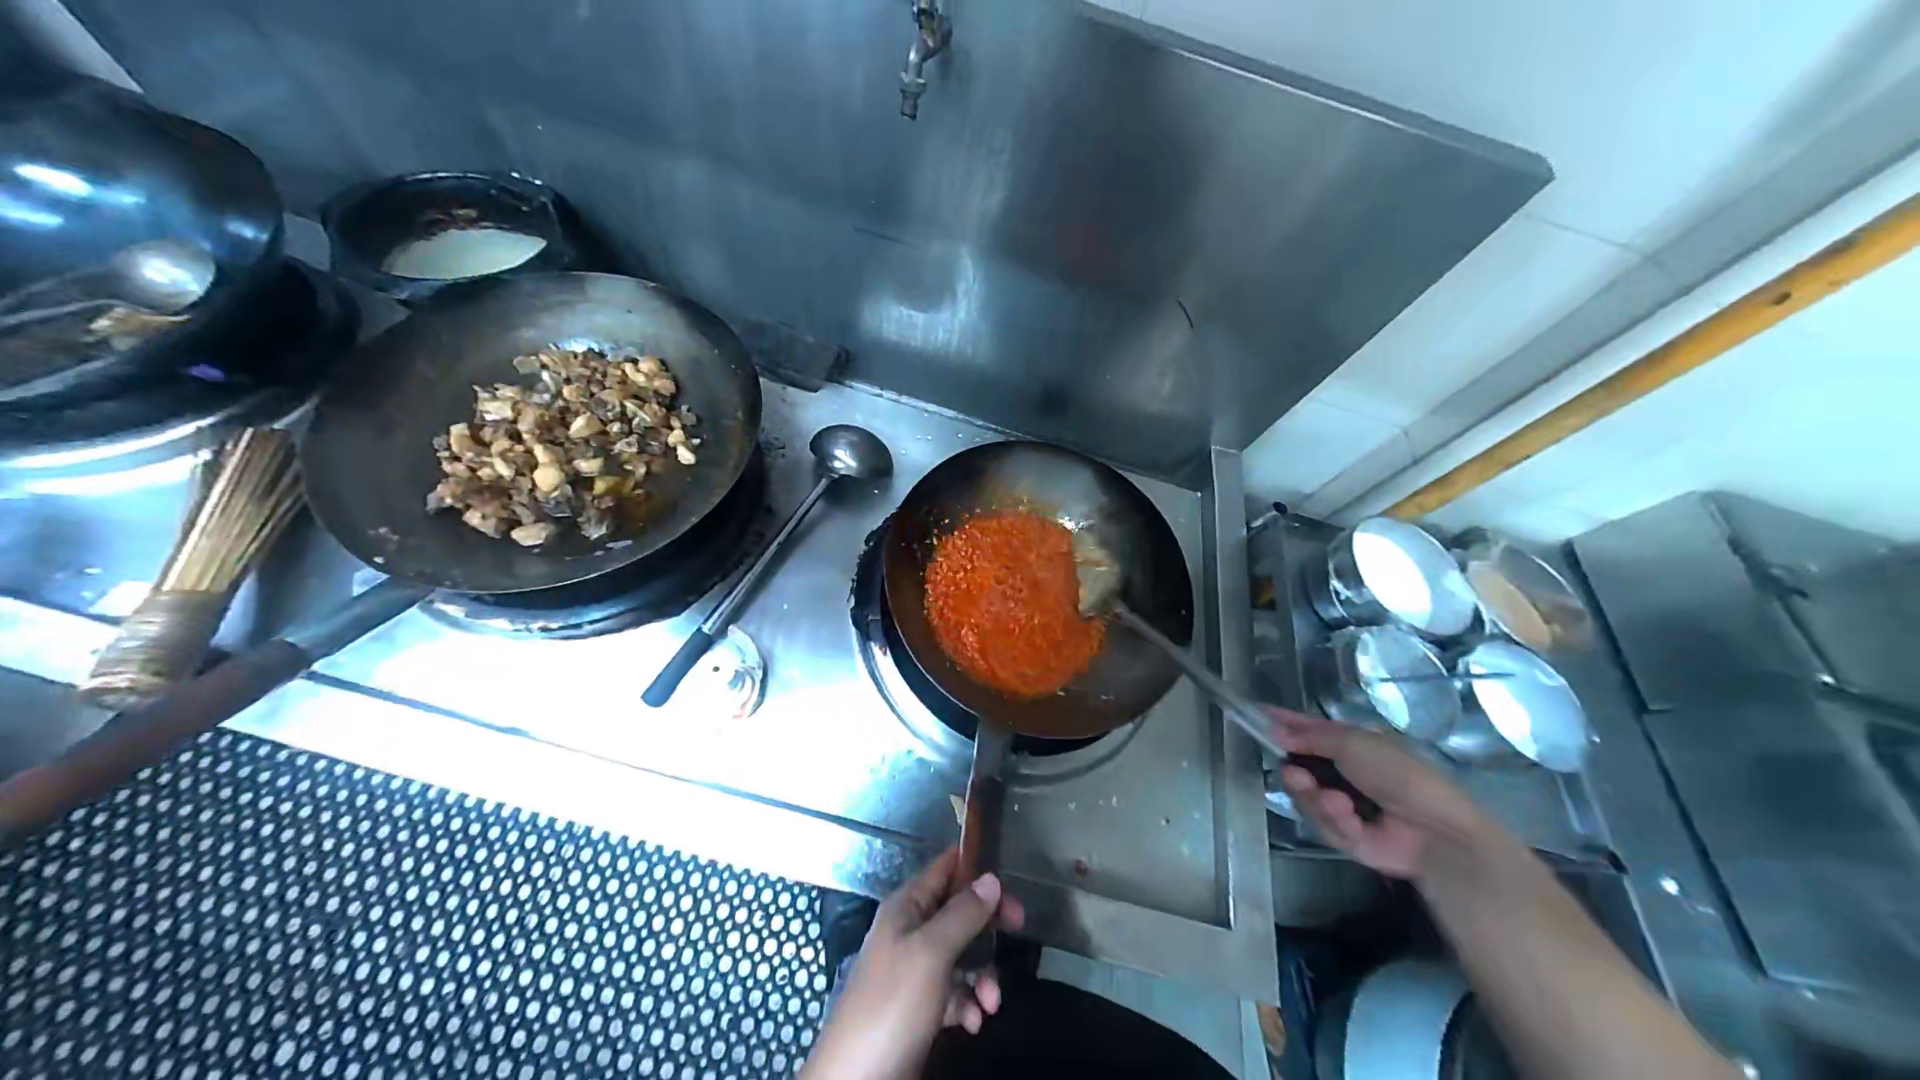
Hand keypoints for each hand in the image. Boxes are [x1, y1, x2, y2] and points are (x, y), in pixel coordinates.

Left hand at [800, 847, 1024, 1079]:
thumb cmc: (893, 1003)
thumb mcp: (931, 952)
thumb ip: (962, 913)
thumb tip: (991, 876)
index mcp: (906, 906)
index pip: (944, 868)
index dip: (976, 869)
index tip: (1009, 883)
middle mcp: (910, 931)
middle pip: (959, 912)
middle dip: (988, 925)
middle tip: (1018, 930)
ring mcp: (915, 970)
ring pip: (962, 955)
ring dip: (983, 974)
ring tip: (991, 1002)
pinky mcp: (920, 1007)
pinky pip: (955, 992)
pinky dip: (969, 1003)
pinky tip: (973, 1022)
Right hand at [1270, 707, 1485, 879]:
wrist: (1437, 830)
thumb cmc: (1400, 774)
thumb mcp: (1354, 743)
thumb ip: (1311, 737)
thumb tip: (1276, 731)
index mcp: (1348, 745)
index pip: (1307, 730)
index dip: (1282, 723)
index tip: (1254, 715)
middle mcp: (1342, 773)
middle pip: (1298, 769)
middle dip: (1294, 773)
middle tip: (1294, 774)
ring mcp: (1343, 806)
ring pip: (1306, 799)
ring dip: (1315, 799)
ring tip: (1333, 800)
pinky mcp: (1346, 836)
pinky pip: (1323, 824)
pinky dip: (1335, 819)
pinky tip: (1351, 818)